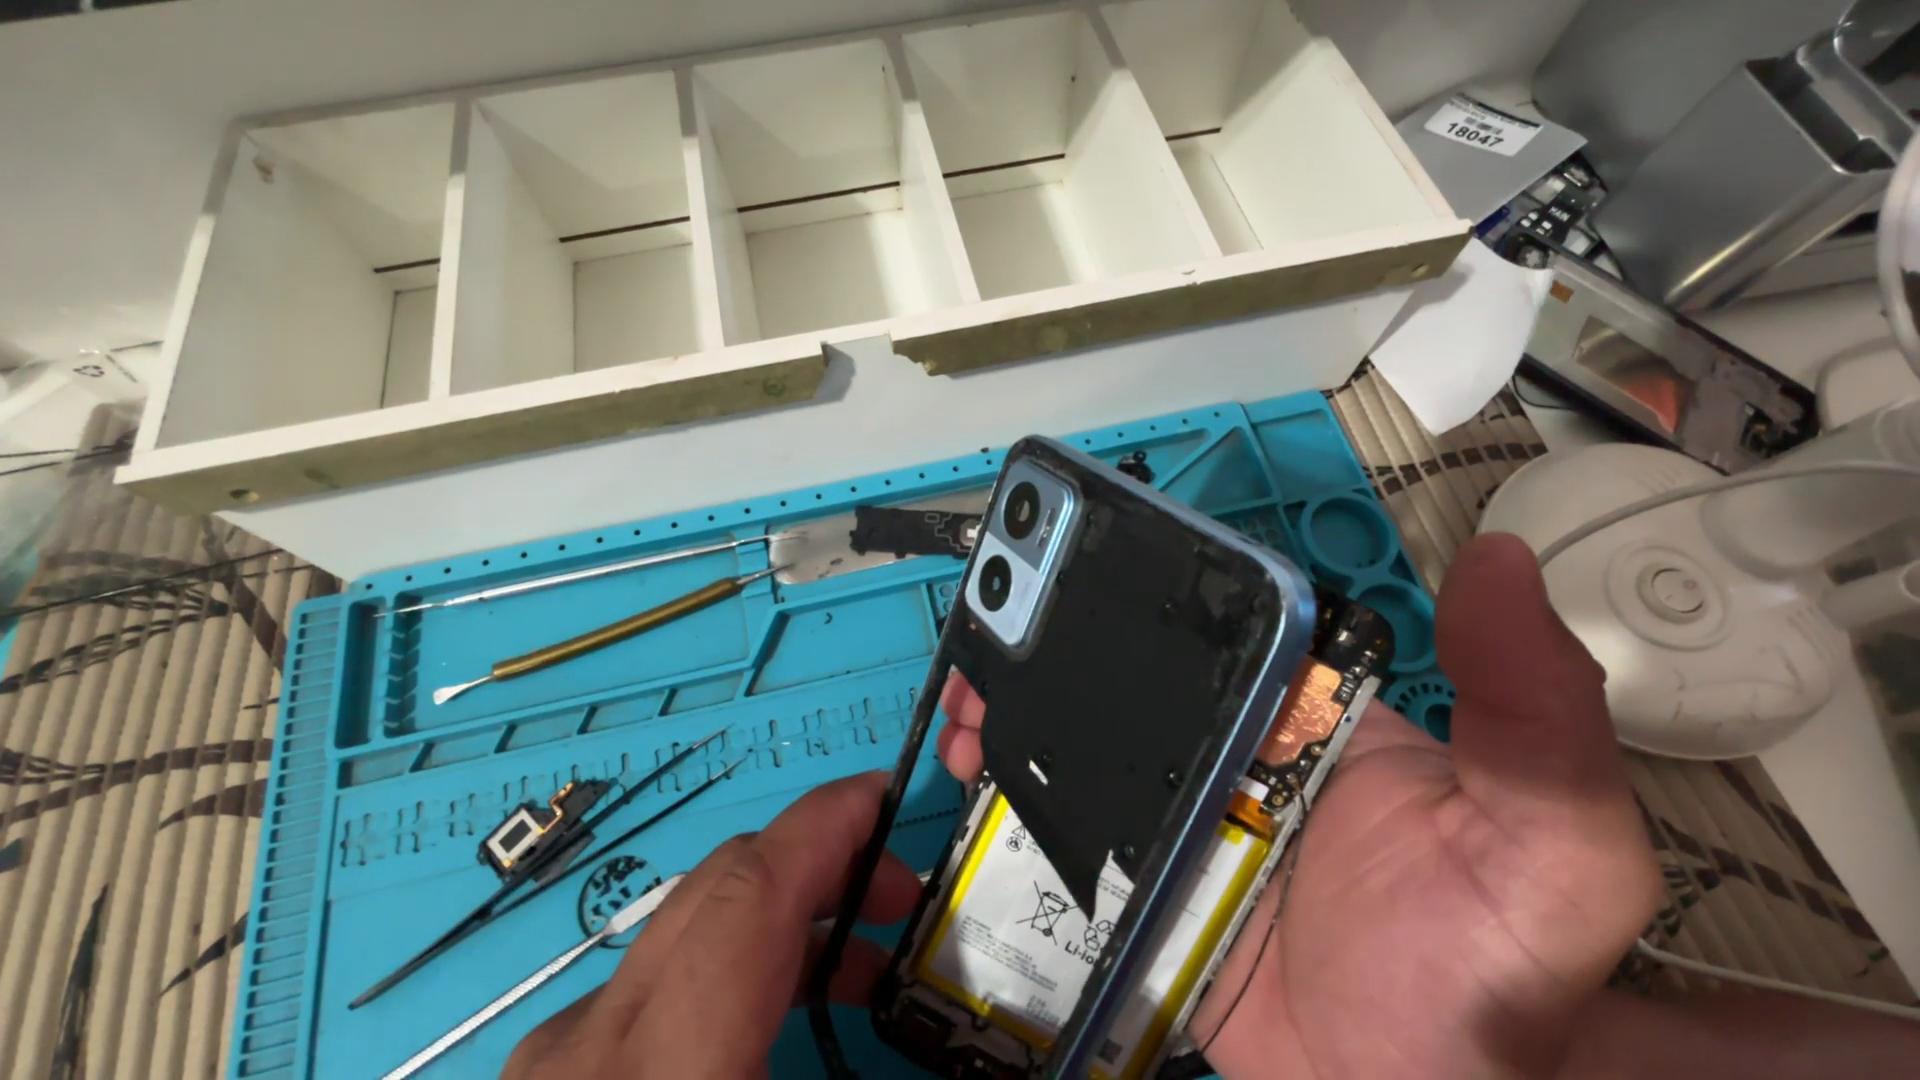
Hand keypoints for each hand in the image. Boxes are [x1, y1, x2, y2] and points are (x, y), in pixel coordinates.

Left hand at [501, 771, 920, 1079]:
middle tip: (900, 900)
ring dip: (782, 921)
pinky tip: (767, 1024)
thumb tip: (978, 1071)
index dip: (825, 828)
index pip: (747, 894)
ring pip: (684, 930)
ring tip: (853, 969)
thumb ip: (857, 1070)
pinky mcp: (549, 1079)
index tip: (889, 797)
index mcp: (661, 1072)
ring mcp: (555, 1062)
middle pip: (717, 890)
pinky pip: (654, 983)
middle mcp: (589, 1048)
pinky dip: (729, 968)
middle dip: (822, 866)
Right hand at [937, 533, 1663, 1077]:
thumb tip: (1498, 559)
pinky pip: (1070, 826)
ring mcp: (1180, 817)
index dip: (1140, 594)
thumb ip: (1532, 712)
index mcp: (1312, 712)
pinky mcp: (1140, 881)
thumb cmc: (1481, 974)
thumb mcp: (1543, 840)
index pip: (1216, 627)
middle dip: (1051, 652)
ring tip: (967, 713)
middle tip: (988, 647)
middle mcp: (1238, 752)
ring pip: (1086, 746)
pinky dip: (1019, 798)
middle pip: (1129, 681)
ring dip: (1022, 719)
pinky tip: (978, 780)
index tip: (1067, 577)